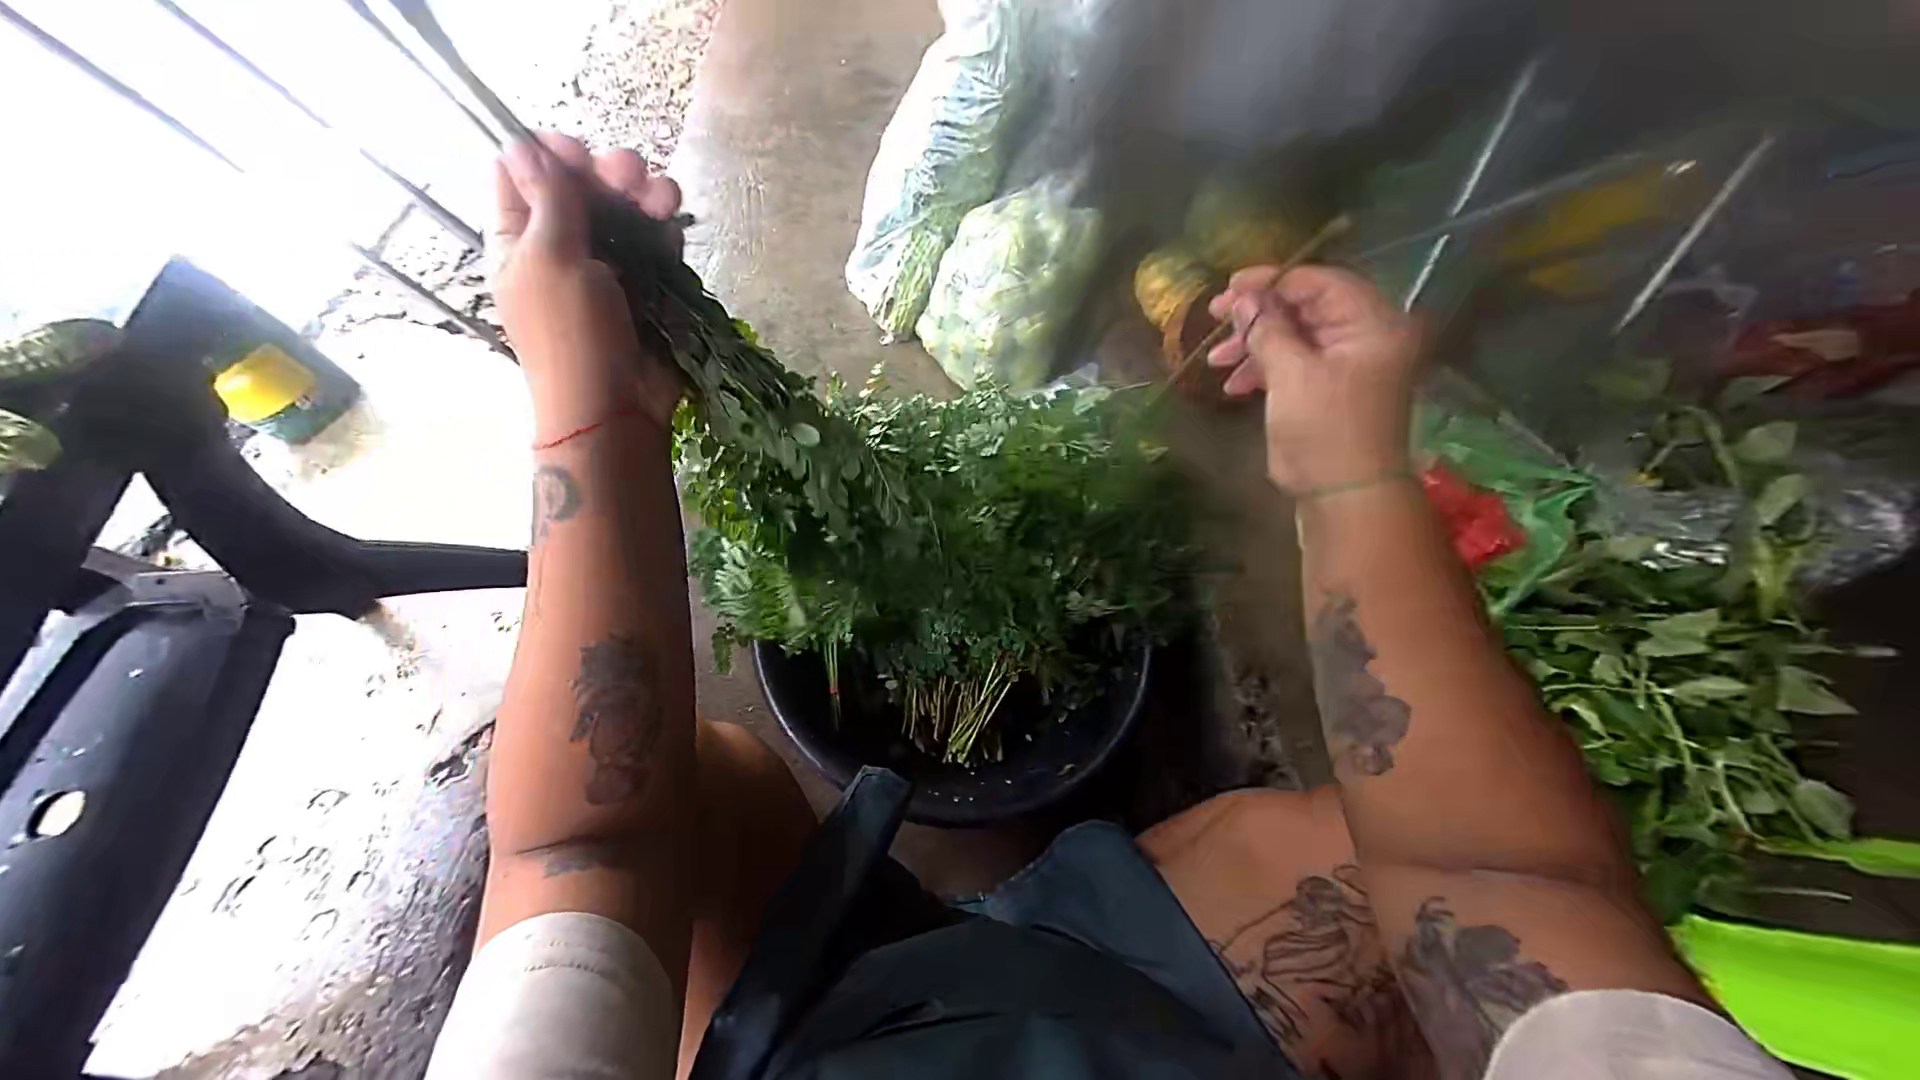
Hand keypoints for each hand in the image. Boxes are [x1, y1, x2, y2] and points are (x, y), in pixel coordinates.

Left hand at [495, 133, 684, 437]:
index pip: (522, 174)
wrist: (616, 406)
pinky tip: (674, 224)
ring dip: (645, 197)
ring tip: (665, 196)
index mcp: (520, 239)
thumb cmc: (571, 334)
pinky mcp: (648, 291)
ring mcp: (608, 271)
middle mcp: (563, 249)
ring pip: (625, 216)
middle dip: (608, 173)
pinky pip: (657, 249)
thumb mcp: (549, 259)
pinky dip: (666, 231)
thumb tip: (523, 145)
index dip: (548, 154)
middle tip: (632, 173)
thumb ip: (548, 200)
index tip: (580, 154)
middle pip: (581, 189)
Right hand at [1206, 266, 1422, 495]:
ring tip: (1216, 360)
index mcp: (1371, 323)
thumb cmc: (1323, 431)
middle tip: (1214, 318)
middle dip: (1257, 315)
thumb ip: (1267, 329)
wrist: (1344, 495)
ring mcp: (1349, 364)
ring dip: (1254, 345)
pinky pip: (1296, 364)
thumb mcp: (1291, 374)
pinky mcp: (1332, 388)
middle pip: (1306, 308)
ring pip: (1296, 337)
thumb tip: (1242, 297)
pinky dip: (1264, 369)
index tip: (1227, 288)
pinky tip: (1234, 385)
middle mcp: (1366, 336)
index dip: (1271, 281)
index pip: (1318, 282)